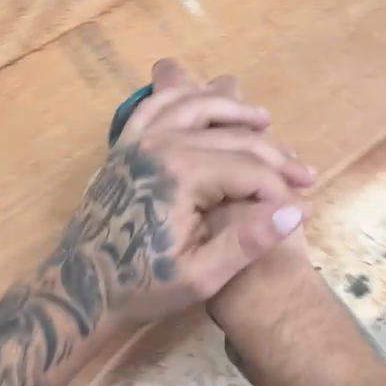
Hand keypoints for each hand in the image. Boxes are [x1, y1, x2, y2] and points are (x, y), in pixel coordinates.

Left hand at [52, 59, 315, 330]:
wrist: (80, 288)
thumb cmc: (141, 287)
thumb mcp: (201, 277)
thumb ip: (248, 241)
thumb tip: (296, 209)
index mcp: (181, 175)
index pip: (250, 170)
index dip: (282, 188)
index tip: (305, 207)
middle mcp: (160, 144)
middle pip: (232, 137)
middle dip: (274, 156)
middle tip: (305, 174)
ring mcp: (138, 139)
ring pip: (197, 107)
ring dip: (235, 110)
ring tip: (265, 119)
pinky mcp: (124, 144)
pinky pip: (158, 105)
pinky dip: (186, 96)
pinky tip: (206, 99)